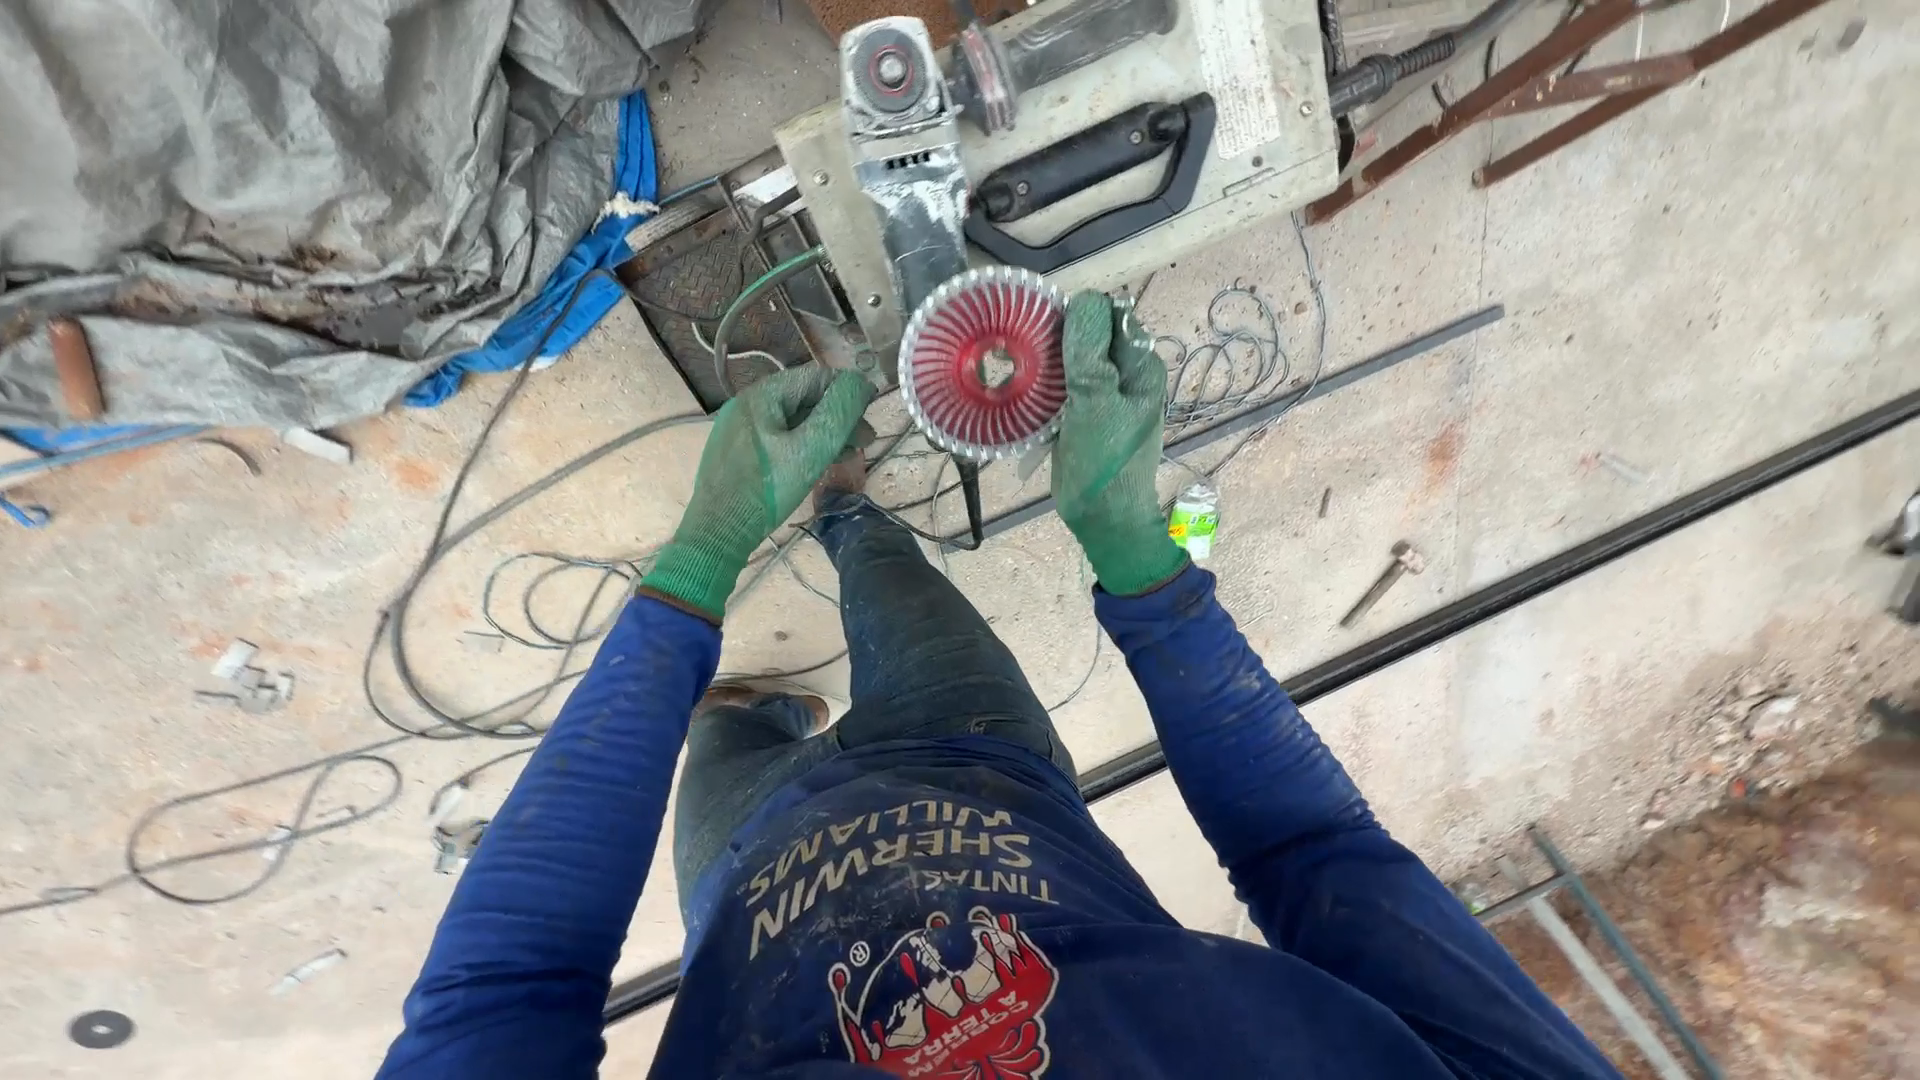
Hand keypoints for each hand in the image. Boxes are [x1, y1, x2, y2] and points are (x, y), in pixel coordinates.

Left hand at [642, 366, 874, 618]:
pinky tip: (822, 461)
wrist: (717, 534)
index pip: (816, 378)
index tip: (872, 412)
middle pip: (805, 398)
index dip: (849, 391)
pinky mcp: (740, 450)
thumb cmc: (765, 491)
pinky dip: (805, 444)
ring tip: (851, 453)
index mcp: (762, 396)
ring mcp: (742, 427)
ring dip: (826, 432)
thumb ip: (838, 414)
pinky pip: (780, 437)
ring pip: (794, 420)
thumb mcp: (809, 452)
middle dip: (839, 416)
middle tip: (866, 440)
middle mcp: (749, 404)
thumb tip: (861, 383)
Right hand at [1052, 291, 1185, 595]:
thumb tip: (1083, 299)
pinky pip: (1062, 388)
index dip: (1079, 316)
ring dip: (1047, 362)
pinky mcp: (1082, 416)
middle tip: (1027, 349)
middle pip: (1089, 337)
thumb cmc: (1105, 460)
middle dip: (1059, 338)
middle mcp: (1126, 376)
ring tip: (1021, 368)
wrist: (1102, 517)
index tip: (1047, 330)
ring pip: (1072, 361)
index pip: (1111, 317)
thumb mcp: (1096, 401)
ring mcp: (1103, 397)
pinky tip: (1024, 392)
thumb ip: (1089, 350)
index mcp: (1141, 366)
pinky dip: (1044, 386)